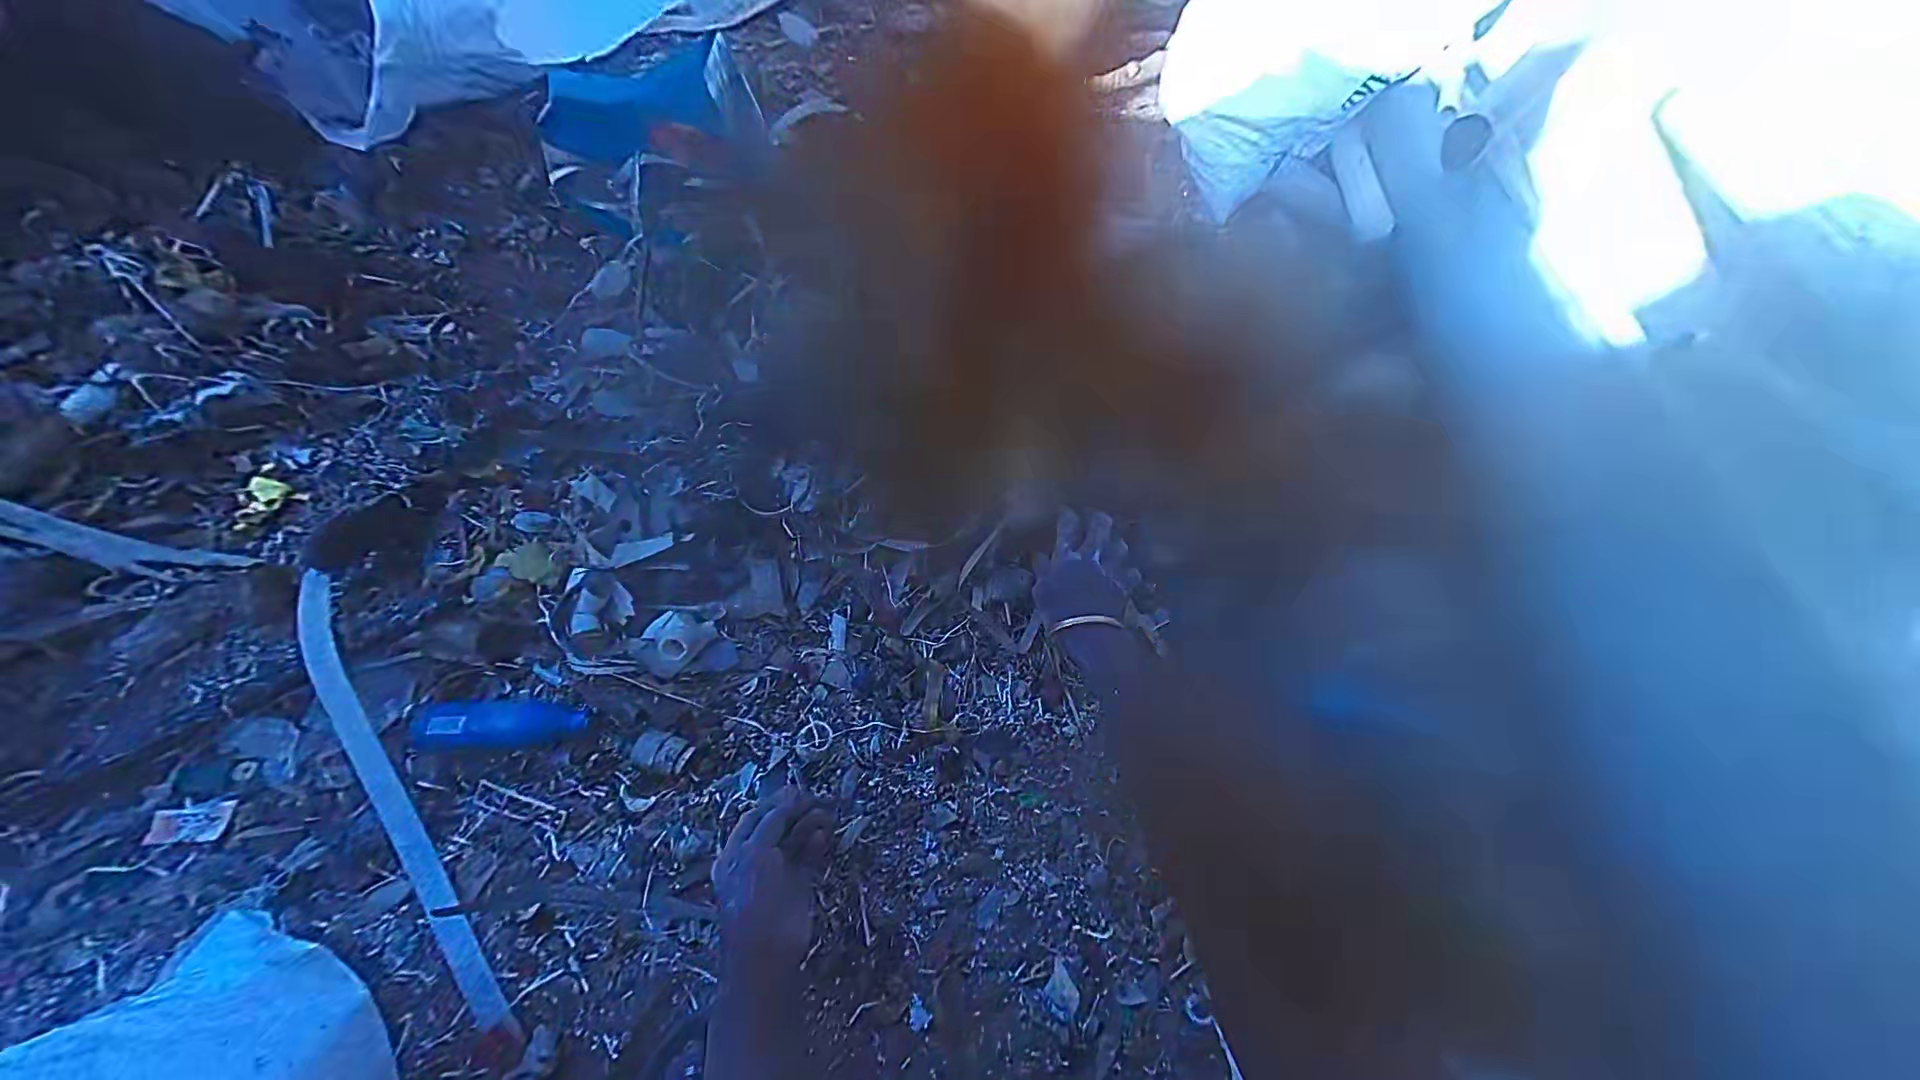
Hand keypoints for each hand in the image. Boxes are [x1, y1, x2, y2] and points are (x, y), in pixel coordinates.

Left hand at [712, 788, 834, 973]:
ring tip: (826, 814)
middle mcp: (756, 859)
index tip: (797, 790)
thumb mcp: (754, 854)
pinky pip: (809, 858)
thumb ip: (770, 824)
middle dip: (797, 811)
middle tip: (817, 799)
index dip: (775, 803)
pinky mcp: (798, 886)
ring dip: (810, 825)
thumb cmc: (752, 900)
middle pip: (778, 826)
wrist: (765, 953)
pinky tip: (824, 835)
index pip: (756, 818)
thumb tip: (788, 798)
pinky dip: (816, 845)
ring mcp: (778, 872)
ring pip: (796, 839)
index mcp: (737, 853)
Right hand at [1033, 508, 1140, 629]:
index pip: (1068, 524)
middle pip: (1100, 524)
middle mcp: (1092, 554)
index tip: (1065, 512)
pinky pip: (1132, 568)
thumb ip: (1042, 569)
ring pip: (1119, 542)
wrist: (1090, 633)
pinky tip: (1124, 571)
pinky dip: (1128, 568)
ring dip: (1115, 540)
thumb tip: (1038, 555)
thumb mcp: (1041, 591)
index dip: (1066, 514)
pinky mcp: (1128, 582)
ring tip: (1111, 541)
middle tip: (1093, 518)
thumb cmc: (1059, 613)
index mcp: (1067, 555)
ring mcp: (1113, 566)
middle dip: (1097, 518)